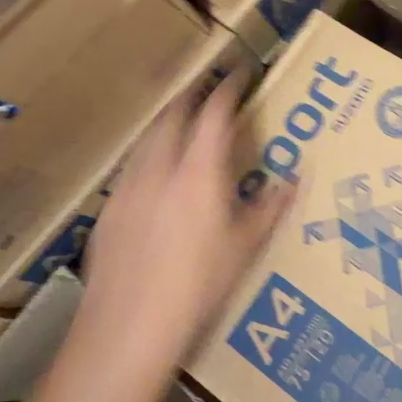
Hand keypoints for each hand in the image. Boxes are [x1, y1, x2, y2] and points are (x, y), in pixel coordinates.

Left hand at [75, 73, 295, 364]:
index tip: (239, 73)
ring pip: (147, 138)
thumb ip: (269, 209)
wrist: (127, 328)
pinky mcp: (108, 210)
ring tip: (180, 120)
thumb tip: (293, 180)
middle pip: (172, 116)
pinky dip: (147, 154)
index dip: (227, 88)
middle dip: (191, 96)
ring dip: (166, 121)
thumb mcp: (244, 249)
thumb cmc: (197, 287)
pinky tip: (153, 172)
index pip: (214, 113)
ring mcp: (128, 187)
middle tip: (207, 89)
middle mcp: (160, 168)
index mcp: (198, 171)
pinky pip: (131, 166)